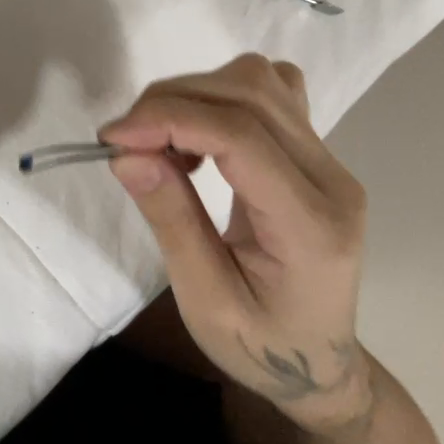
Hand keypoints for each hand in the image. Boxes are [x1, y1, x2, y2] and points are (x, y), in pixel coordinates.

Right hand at [102, 55, 372, 432]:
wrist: (316, 362)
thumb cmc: (260, 345)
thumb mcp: (206, 302)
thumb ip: (172, 221)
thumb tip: (126, 154)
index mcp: (312, 226)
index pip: (241, 136)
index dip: (169, 120)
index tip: (111, 139)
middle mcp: (332, 179)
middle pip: (250, 94)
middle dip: (172, 102)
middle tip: (125, 144)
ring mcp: (329, 160)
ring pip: (259, 81)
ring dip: (194, 95)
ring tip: (163, 144)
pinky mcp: (315, 151)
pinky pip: (272, 90)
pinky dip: (220, 95)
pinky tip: (199, 135)